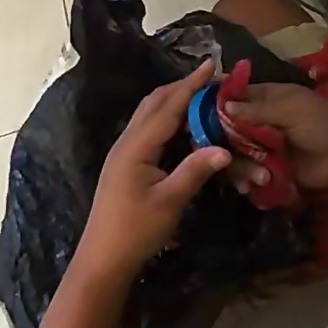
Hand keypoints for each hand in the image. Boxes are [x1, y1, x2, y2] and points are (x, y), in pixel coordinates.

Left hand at [75, 59, 231, 283]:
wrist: (101, 261)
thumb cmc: (135, 232)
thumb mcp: (170, 202)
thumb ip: (196, 171)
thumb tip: (225, 148)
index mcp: (136, 147)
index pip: (168, 106)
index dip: (190, 85)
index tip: (211, 66)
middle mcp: (127, 142)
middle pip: (154, 102)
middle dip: (182, 86)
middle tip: (210, 78)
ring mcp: (123, 152)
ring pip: (149, 113)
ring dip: (173, 98)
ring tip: (200, 94)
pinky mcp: (125, 163)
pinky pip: (148, 127)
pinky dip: (167, 115)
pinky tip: (183, 123)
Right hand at [223, 83, 327, 193]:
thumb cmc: (320, 123)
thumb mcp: (289, 109)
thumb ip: (257, 110)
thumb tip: (223, 107)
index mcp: (265, 97)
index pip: (232, 97)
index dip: (215, 106)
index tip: (196, 119)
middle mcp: (259, 120)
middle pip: (227, 129)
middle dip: (224, 143)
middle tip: (223, 155)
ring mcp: (262, 145)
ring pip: (234, 153)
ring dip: (241, 165)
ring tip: (259, 176)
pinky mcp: (268, 167)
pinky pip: (247, 172)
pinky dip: (247, 178)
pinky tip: (251, 186)